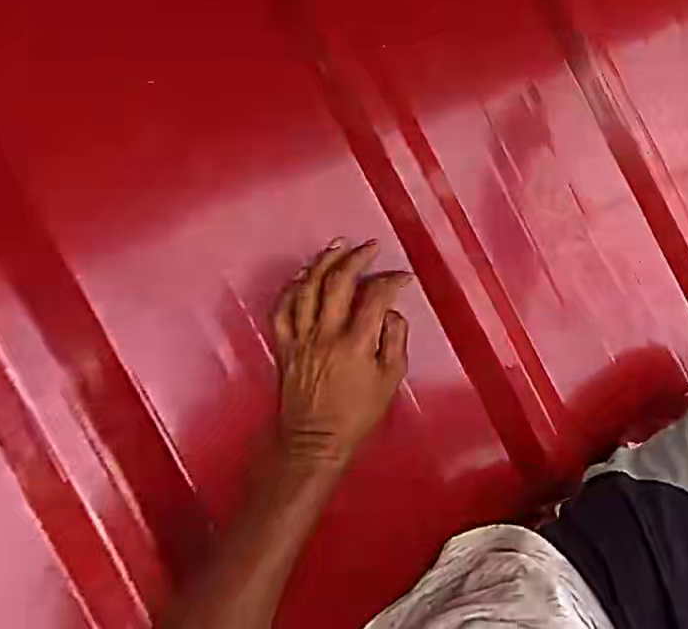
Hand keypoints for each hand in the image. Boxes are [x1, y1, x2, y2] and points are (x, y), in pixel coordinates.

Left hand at [270, 239, 412, 467]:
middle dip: (357, 258)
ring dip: (323, 262)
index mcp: (355, 342)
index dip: (393, 280)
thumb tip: (390, 311)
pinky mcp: (284, 346)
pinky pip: (282, 309)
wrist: (312, 442)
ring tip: (338, 246)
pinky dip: (292, 287)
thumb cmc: (359, 411)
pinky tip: (305, 274)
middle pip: (337, 282)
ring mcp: (300, 339)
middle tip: (371, 246)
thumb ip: (395, 337)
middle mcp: (324, 335)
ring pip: (306, 289)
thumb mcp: (392, 376)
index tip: (405, 278)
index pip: (375, 295)